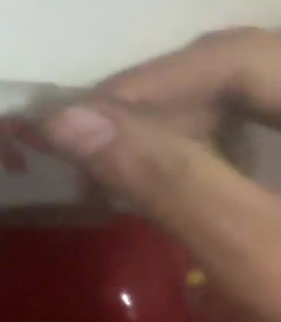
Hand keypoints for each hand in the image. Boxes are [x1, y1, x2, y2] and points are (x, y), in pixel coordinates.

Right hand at [43, 28, 280, 321]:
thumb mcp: (277, 266)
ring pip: (269, 92)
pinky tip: (204, 184)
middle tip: (95, 158)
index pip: (245, 54)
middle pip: (259, 65)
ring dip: (192, 124)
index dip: (147, 84)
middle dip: (164, 105)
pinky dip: (235, 143)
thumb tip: (61, 118)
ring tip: (138, 172)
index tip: (69, 135)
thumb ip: (172, 182)